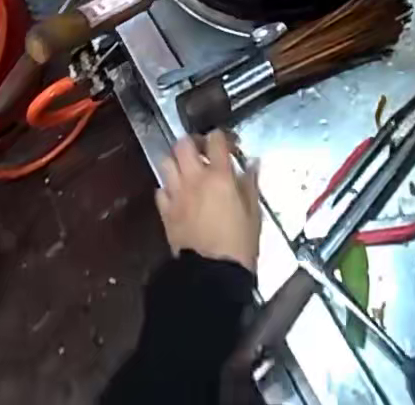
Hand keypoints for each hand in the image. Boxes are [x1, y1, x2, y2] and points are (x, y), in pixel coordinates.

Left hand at [155, 131, 260, 270]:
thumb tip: (253, 163)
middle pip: (183, 144)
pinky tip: (178, 195)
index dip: (221, 137)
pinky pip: (160, 190)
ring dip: (176, 162)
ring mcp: (177, 195)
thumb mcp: (253, 213)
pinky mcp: (165, 213)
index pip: (215, 139)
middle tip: (202, 152)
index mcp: (219, 176)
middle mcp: (195, 179)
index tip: (228, 146)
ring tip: (187, 170)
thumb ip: (250, 184)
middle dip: (192, 143)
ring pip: (166, 162)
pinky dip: (167, 187)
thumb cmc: (239, 245)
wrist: (213, 277)